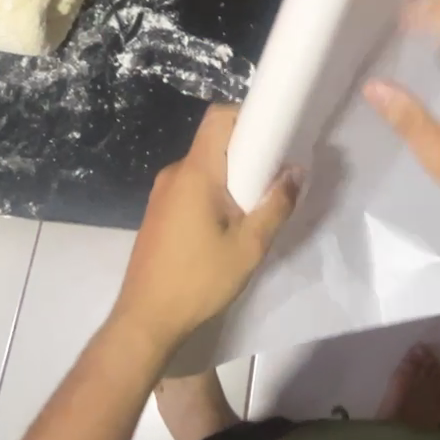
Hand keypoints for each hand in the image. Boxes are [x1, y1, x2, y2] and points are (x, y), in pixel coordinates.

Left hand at [111, 104, 300, 353]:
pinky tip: (227, 226)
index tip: (274, 136)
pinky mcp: (158, 213)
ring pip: (205, 167)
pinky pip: (192, 186)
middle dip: (246, 154)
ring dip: (231, 178)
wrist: (144, 322)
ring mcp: (162, 193)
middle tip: (273, 178)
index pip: (218, 118)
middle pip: (214, 143)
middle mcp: (175, 173)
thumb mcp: (249, 247)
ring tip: (254, 208)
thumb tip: (296, 171)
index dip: (246, 116)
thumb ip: (275, 205)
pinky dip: (214, 194)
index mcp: (195, 171)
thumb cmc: (198, 280)